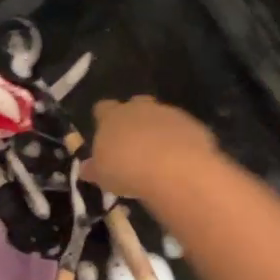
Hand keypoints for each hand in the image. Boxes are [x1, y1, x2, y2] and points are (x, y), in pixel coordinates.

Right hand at [87, 96, 216, 198]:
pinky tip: (179, 161)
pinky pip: (183, 130)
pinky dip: (180, 141)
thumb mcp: (102, 175)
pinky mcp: (194, 126)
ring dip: (159, 131)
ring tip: (158, 156)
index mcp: (112, 116)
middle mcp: (140, 108)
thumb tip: (85, 168)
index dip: (103, 118)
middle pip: (135, 104)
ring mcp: (169, 114)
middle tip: (134, 142)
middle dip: (134, 118)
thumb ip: (93, 168)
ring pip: (161, 116)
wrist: (175, 170)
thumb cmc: (127, 170)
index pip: (103, 108)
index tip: (105, 132)